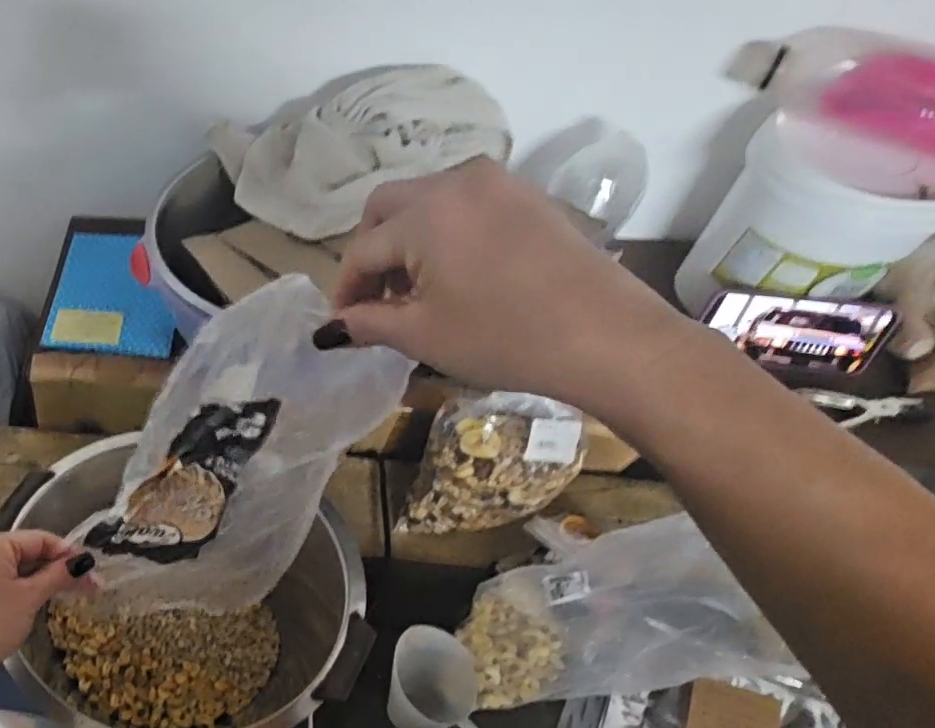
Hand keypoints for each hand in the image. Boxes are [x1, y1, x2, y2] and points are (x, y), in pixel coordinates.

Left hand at [0, 530, 95, 719]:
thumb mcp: (30, 598)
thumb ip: (59, 576)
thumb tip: (85, 564)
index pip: (39, 538)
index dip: (68, 552)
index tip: (91, 569)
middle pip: (24, 550)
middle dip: (53, 567)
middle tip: (83, 586)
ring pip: (10, 566)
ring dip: (36, 578)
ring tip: (61, 594)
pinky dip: (15, 586)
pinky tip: (31, 601)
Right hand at [331, 156, 701, 414]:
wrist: (604, 336)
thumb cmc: (500, 337)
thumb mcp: (420, 334)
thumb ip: (366, 323)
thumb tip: (331, 329)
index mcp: (425, 214)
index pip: (362, 250)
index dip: (345, 290)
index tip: (342, 325)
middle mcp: (458, 182)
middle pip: (387, 207)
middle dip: (370, 251)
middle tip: (374, 299)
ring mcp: (499, 183)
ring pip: (426, 201)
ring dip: (405, 240)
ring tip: (414, 291)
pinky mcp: (528, 197)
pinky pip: (464, 205)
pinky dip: (443, 233)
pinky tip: (453, 277)